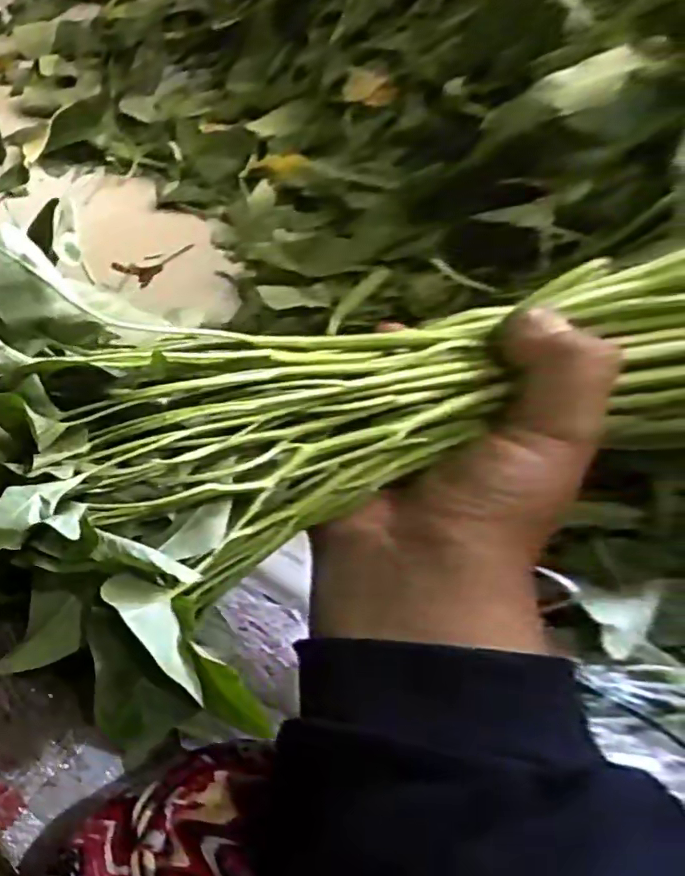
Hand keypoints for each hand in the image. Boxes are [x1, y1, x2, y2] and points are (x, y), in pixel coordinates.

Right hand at [312, 308, 619, 653]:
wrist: (411, 562)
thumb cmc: (493, 506)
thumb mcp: (557, 438)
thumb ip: (567, 374)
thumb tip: (530, 313)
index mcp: (498, 415)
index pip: (491, 359)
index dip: (482, 333)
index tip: (466, 316)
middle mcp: (436, 421)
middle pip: (424, 367)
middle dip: (410, 346)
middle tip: (392, 329)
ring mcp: (376, 435)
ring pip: (370, 385)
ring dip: (358, 366)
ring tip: (349, 342)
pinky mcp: (327, 447)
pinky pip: (322, 411)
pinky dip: (316, 392)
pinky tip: (310, 371)